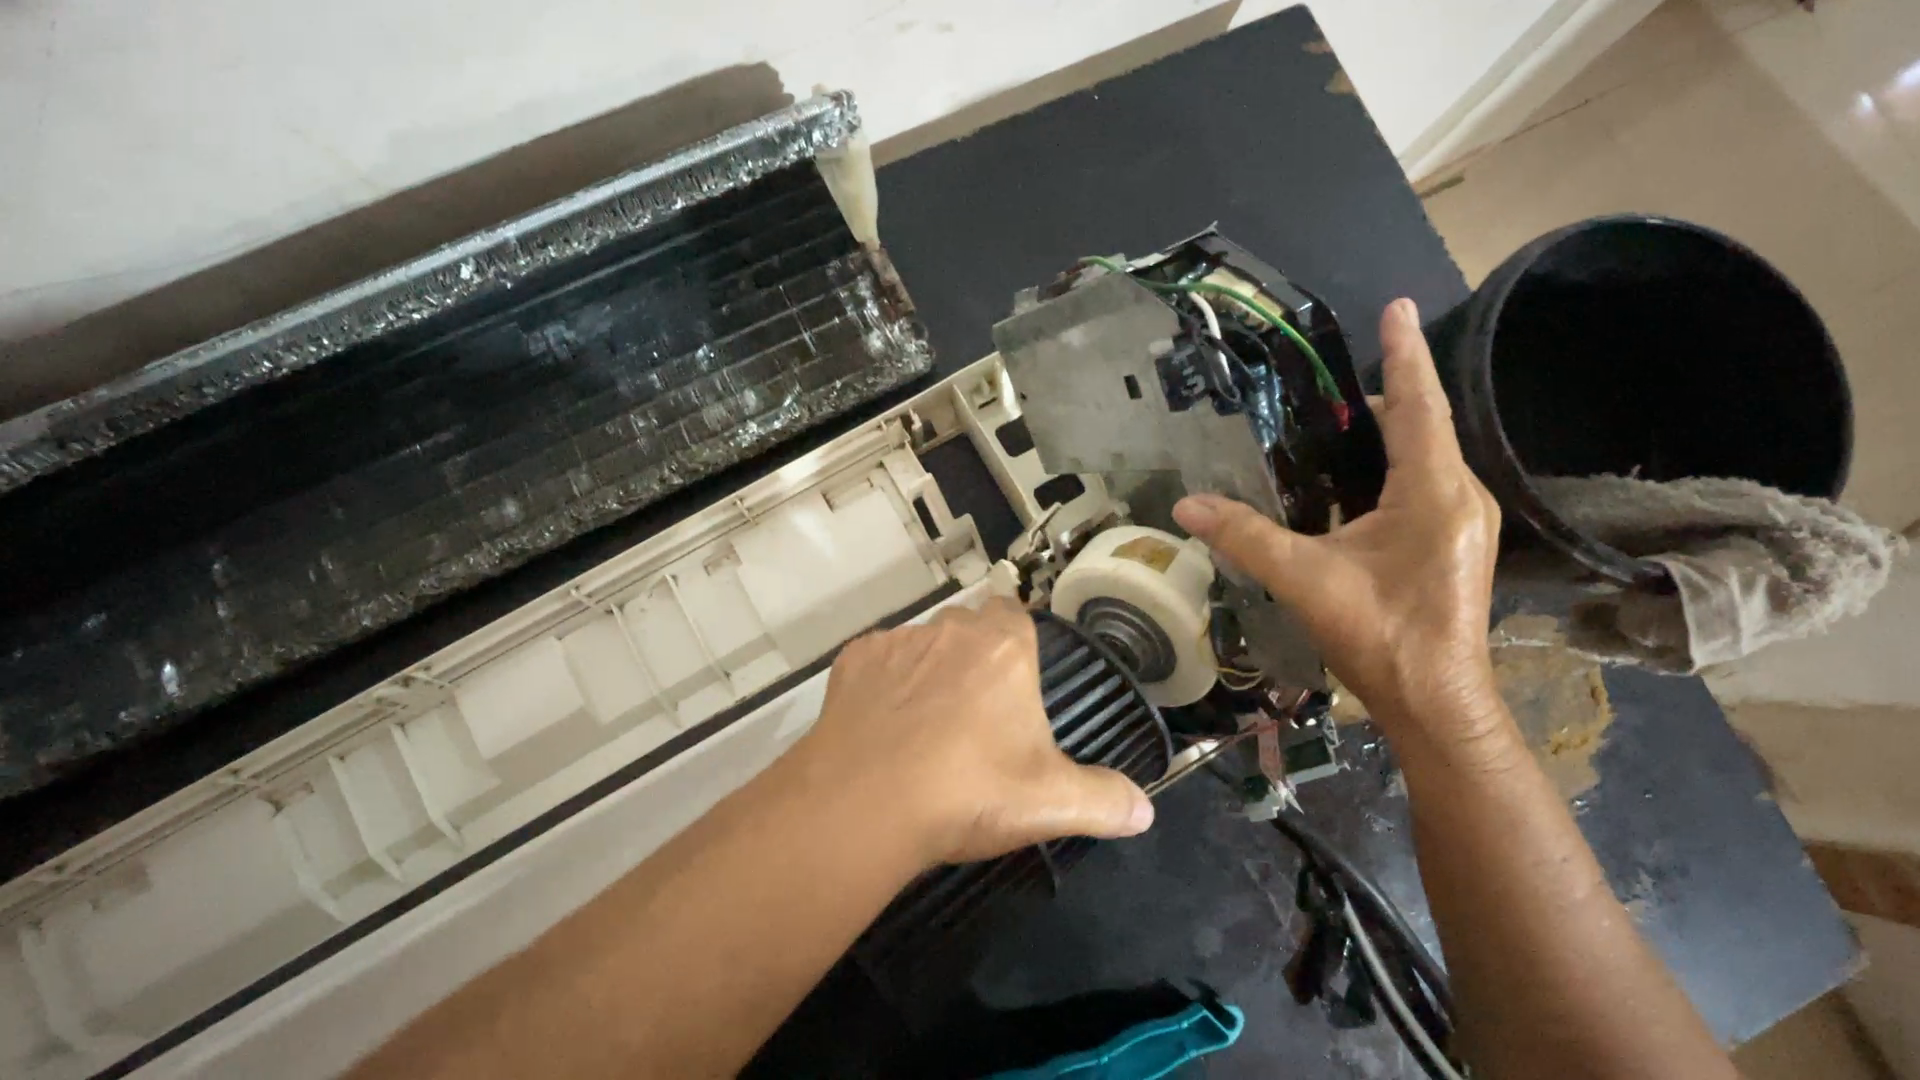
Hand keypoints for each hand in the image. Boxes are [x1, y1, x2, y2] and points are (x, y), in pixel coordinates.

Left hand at [789, 598, 1154, 866]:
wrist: (865, 804)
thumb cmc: (969, 791)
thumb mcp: (1051, 804)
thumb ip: (1105, 800)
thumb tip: (1145, 809)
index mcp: (1004, 649)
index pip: (1014, 614)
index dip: (1014, 643)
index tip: (1014, 682)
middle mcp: (949, 631)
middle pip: (966, 628)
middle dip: (972, 657)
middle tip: (974, 714)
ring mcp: (896, 643)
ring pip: (920, 644)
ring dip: (926, 671)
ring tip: (924, 727)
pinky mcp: (851, 662)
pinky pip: (876, 663)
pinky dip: (882, 685)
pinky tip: (881, 727)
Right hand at [1172, 298, 1504, 747]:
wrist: (1436, 701)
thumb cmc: (1379, 637)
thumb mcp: (1304, 580)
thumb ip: (1245, 536)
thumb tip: (1186, 505)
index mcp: (1432, 493)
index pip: (1418, 406)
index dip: (1405, 354)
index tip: (1398, 306)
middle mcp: (1460, 496)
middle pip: (1423, 425)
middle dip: (1385, 395)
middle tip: (1338, 376)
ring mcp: (1464, 521)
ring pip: (1427, 455)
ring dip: (1388, 432)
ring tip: (1338, 421)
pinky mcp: (1457, 542)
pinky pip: (1427, 482)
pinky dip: (1393, 465)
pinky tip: (1356, 480)